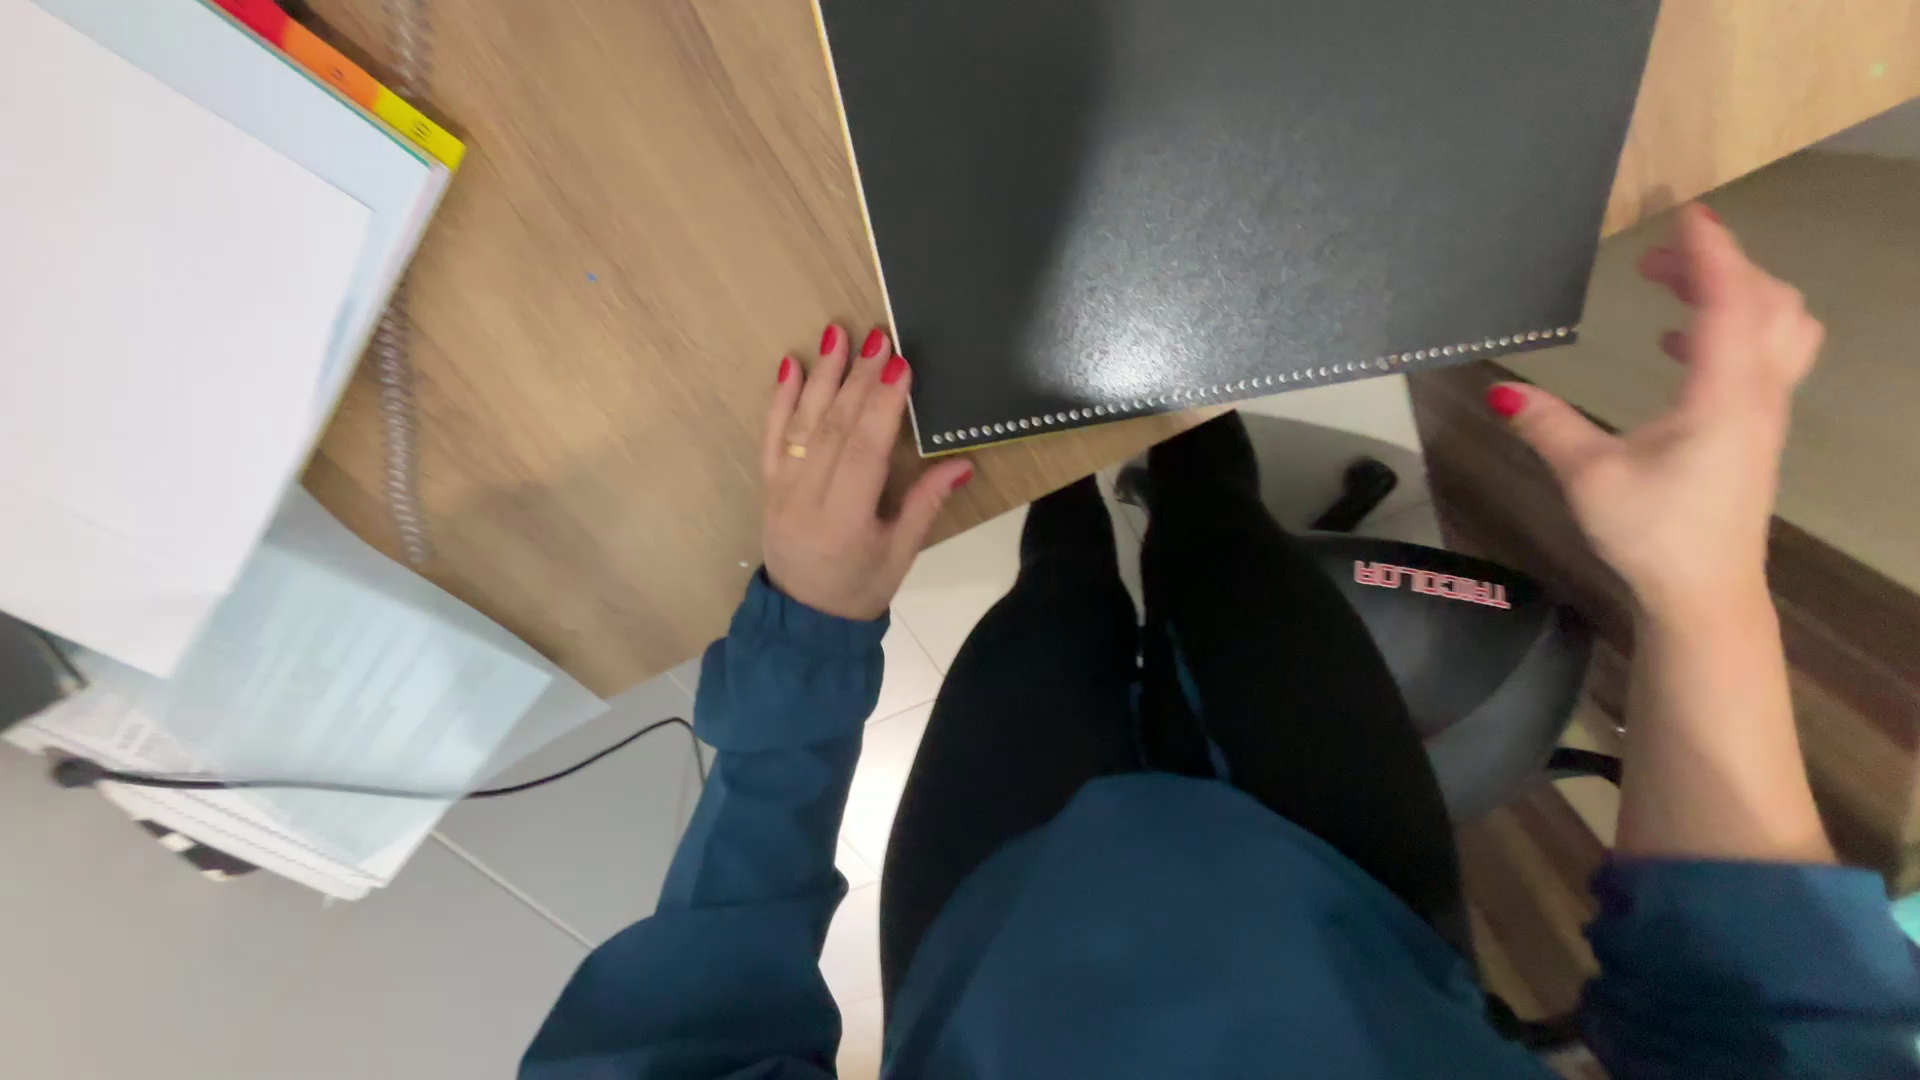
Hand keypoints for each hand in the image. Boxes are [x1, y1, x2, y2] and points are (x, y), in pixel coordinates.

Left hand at [761, 324, 973, 619]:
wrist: (804, 619)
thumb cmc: (860, 588)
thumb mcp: (901, 554)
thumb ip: (926, 505)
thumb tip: (962, 463)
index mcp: (845, 523)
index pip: (864, 453)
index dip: (881, 407)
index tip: (899, 365)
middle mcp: (806, 501)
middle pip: (833, 430)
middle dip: (856, 379)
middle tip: (875, 337)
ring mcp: (781, 491)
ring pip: (801, 426)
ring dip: (821, 377)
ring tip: (835, 335)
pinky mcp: (767, 486)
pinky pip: (770, 437)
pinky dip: (780, 400)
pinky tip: (791, 367)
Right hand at [1491, 204, 1822, 613]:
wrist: (1701, 587)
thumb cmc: (1648, 530)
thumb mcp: (1586, 475)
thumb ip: (1547, 426)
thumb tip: (1501, 391)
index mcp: (1721, 396)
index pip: (1727, 302)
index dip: (1709, 251)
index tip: (1685, 210)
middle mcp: (1756, 394)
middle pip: (1767, 303)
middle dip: (1719, 265)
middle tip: (1659, 255)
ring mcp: (1762, 411)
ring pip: (1778, 327)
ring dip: (1735, 294)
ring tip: (1673, 288)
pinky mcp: (1753, 429)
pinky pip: (1762, 356)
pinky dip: (1730, 329)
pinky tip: (1676, 344)